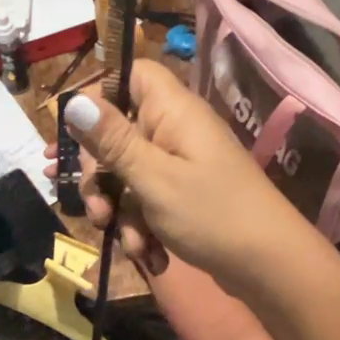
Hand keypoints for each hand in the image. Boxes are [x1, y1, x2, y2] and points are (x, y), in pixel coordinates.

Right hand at [53, 62, 319, 283]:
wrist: (269, 265)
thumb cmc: (211, 214)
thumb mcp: (152, 178)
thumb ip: (111, 140)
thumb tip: (73, 100)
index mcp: (172, 111)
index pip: (129, 74)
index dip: (97, 95)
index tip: (70, 132)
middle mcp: (175, 132)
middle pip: (117, 135)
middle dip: (99, 178)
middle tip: (97, 210)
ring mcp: (181, 166)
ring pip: (127, 177)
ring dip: (120, 213)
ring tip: (131, 245)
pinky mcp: (184, 198)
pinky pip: (147, 204)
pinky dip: (143, 230)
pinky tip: (150, 256)